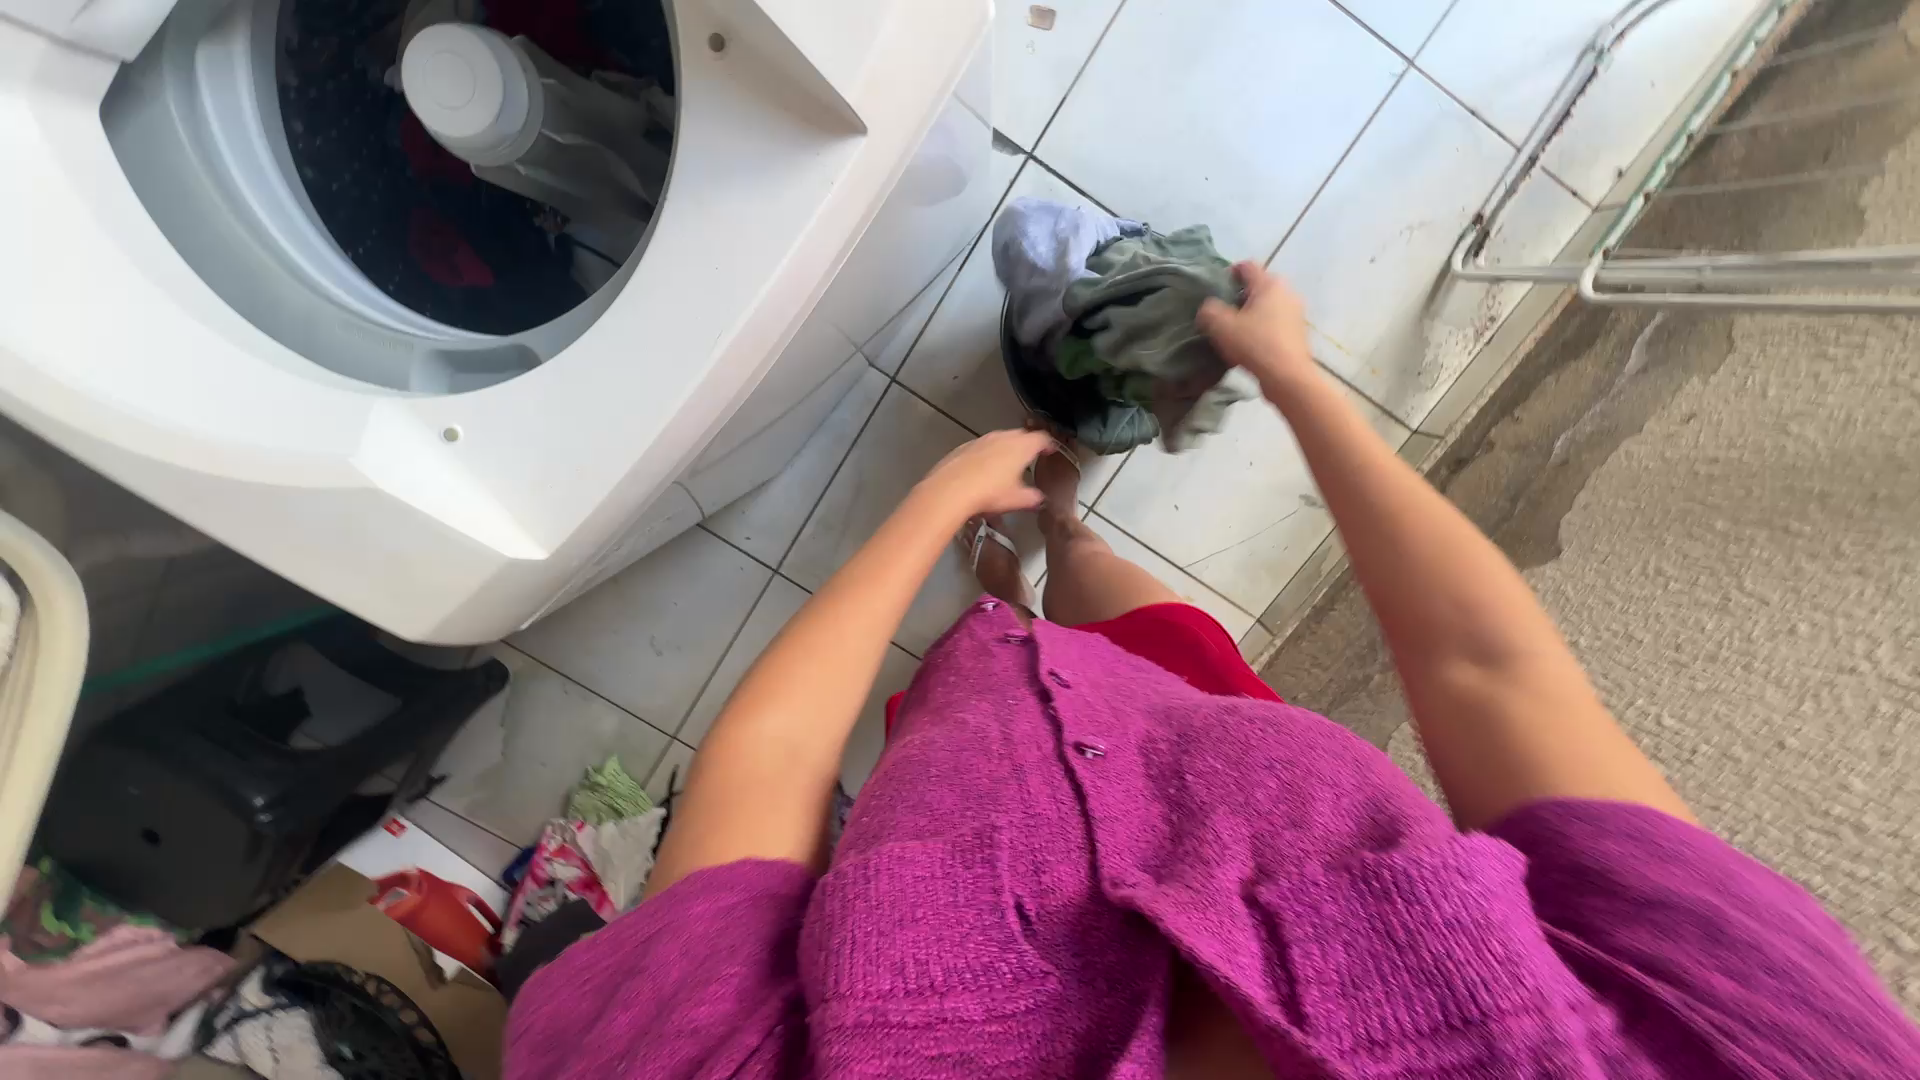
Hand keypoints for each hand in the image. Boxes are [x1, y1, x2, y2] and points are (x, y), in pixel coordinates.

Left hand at [913, 428, 1054, 522]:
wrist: (950, 489)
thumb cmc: (990, 493)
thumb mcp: (1016, 499)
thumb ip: (1032, 497)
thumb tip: (1039, 499)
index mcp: (1021, 446)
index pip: (1041, 438)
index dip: (1048, 444)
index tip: (1050, 451)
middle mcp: (1002, 437)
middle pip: (1020, 435)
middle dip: (1026, 444)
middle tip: (1029, 457)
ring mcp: (981, 440)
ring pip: (999, 439)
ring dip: (1005, 448)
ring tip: (1006, 464)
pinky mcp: (964, 446)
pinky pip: (981, 447)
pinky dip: (987, 454)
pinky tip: (983, 470)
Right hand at [1197, 262, 1315, 395]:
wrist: (1286, 376)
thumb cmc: (1254, 344)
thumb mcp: (1221, 326)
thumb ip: (1209, 311)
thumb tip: (1207, 308)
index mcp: (1269, 283)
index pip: (1246, 266)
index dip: (1229, 273)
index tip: (1215, 289)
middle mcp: (1286, 291)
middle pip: (1258, 286)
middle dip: (1239, 297)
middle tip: (1222, 313)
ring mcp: (1296, 311)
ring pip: (1267, 305)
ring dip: (1251, 314)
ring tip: (1235, 331)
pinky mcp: (1298, 331)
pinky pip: (1275, 322)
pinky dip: (1262, 327)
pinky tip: (1250, 344)